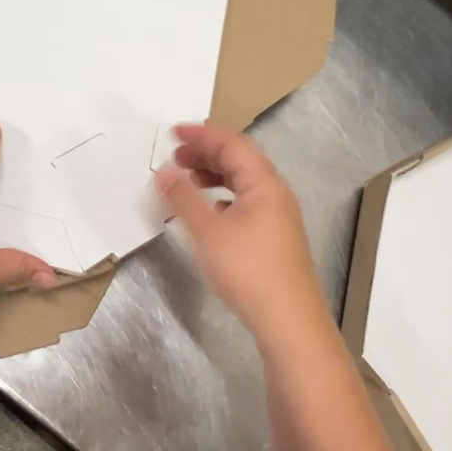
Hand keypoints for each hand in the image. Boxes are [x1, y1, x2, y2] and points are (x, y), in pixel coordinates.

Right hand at [156, 123, 327, 334]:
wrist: (287, 318)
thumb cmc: (248, 269)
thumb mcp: (208, 232)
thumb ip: (184, 198)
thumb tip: (164, 171)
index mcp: (264, 183)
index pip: (233, 144)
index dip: (202, 134)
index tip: (173, 133)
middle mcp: (275, 194)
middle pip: (241, 161)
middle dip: (207, 154)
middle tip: (175, 157)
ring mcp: (277, 217)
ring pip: (244, 184)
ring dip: (214, 176)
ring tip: (188, 182)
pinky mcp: (274, 238)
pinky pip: (246, 204)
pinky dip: (223, 199)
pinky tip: (209, 213)